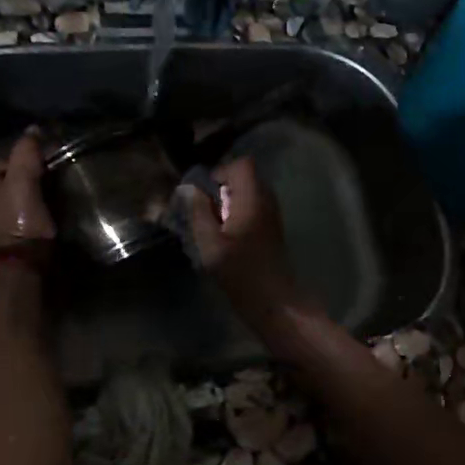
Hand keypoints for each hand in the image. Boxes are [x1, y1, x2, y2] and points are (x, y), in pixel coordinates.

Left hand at [0, 127, 55, 250]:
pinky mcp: (8, 214)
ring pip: (20, 180)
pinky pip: (24, 193)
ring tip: (55, 183)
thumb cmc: (19, 217)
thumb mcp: (23, 181)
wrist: (28, 256)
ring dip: (37, 180)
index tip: (51, 161)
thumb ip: (27, 152)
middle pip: (13, 168)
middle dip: (34, 168)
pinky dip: (36, 192)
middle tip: (54, 172)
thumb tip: (35, 128)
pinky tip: (48, 196)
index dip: (31, 156)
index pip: (7, 155)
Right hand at [178, 158, 306, 319]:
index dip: (221, 172)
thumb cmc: (240, 273)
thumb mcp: (210, 244)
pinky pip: (255, 207)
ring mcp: (273, 215)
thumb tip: (190, 189)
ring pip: (250, 193)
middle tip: (207, 211)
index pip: (243, 165)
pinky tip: (228, 236)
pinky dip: (239, 213)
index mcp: (253, 199)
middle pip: (247, 177)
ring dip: (230, 202)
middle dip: (223, 188)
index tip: (205, 193)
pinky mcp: (273, 228)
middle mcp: (267, 201)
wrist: (274, 300)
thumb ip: (199, 212)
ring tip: (215, 225)